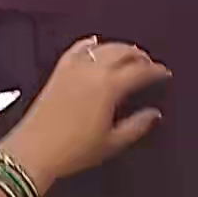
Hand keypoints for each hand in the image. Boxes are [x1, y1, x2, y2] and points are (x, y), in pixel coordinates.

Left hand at [0, 37, 170, 191]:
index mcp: (109, 87)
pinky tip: (95, 44)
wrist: (33, 152)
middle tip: (149, 63)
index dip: (155, 71)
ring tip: (129, 54)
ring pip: (103, 47)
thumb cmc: (72, 151)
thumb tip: (153, 114)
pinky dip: (90, 44)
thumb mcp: (112, 142)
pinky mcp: (59, 71)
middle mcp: (92, 71)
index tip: (164, 73)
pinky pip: (78, 48)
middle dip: (140, 56)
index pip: (140, 71)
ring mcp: (74, 68)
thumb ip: (137, 125)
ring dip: (119, 48)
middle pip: (123, 52)